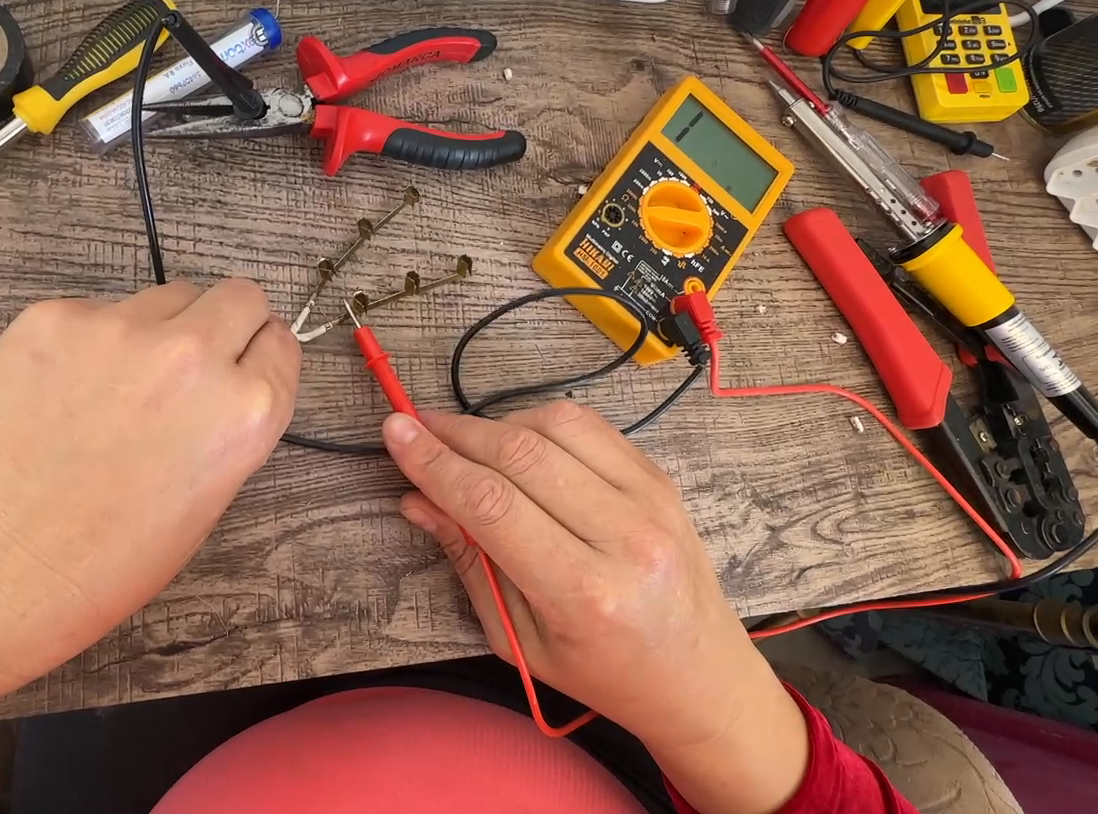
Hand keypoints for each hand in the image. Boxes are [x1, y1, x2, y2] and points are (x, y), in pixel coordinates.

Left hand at [0, 280, 300, 705]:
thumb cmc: (108, 561)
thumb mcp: (208, 495)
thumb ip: (233, 420)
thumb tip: (230, 370)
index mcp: (247, 409)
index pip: (280, 341)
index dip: (259, 358)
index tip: (238, 369)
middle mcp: (195, 355)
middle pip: (240, 295)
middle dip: (225, 324)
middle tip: (190, 363)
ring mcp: (121, 327)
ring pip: (170, 296)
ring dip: (161, 328)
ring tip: (117, 384)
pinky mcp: (54, 316)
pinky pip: (101, 309)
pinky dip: (96, 339)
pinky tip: (66, 389)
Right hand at [383, 404, 808, 813]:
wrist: (702, 678)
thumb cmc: (603, 672)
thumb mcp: (519, 638)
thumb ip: (468, 561)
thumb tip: (416, 499)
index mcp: (584, 593)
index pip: (492, 505)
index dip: (435, 462)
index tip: (395, 432)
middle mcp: (624, 537)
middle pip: (520, 454)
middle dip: (456, 433)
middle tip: (417, 427)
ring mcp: (650, 499)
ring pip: (553, 425)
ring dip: (496, 424)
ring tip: (468, 444)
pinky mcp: (660, 475)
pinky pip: (587, 423)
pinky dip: (539, 420)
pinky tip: (518, 441)